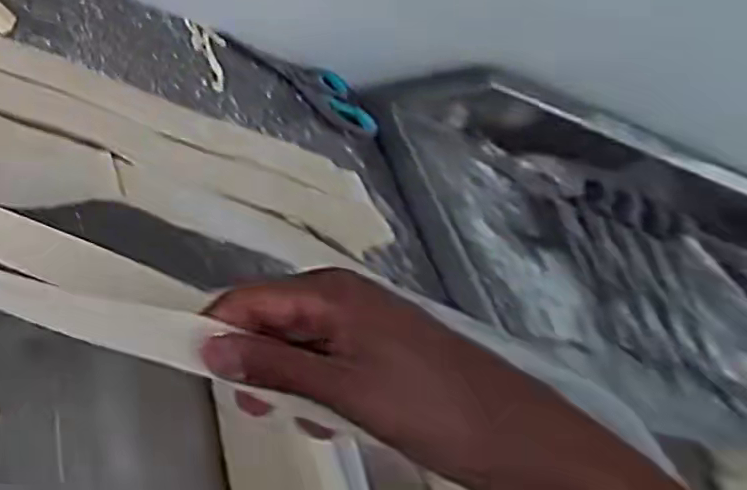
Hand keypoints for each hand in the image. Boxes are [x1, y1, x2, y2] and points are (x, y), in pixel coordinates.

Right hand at [201, 269, 674, 489]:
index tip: (195, 360)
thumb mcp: (347, 392)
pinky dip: (314, 380)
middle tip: (244, 400)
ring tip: (285, 413)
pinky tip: (323, 412)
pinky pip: (327, 353)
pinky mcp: (385, 345)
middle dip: (252, 356)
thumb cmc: (442, 412)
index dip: (217, 327)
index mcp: (328, 291)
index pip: (248, 298)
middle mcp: (341, 294)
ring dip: (283, 374)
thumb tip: (208, 351)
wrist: (551, 456)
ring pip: (298, 338)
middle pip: (271, 316)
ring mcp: (366, 318)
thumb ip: (272, 366)